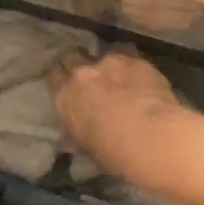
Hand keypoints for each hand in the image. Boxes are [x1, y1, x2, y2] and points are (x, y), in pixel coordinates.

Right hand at [51, 52, 193, 184]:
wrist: (150, 137)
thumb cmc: (114, 152)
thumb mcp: (87, 148)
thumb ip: (78, 136)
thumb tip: (70, 141)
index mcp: (65, 98)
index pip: (53, 78)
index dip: (60, 79)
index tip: (67, 85)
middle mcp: (82, 75)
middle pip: (73, 57)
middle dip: (79, 64)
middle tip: (90, 76)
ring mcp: (110, 63)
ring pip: (104, 52)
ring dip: (108, 63)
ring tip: (119, 74)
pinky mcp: (137, 60)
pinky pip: (130, 54)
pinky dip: (132, 64)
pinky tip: (140, 74)